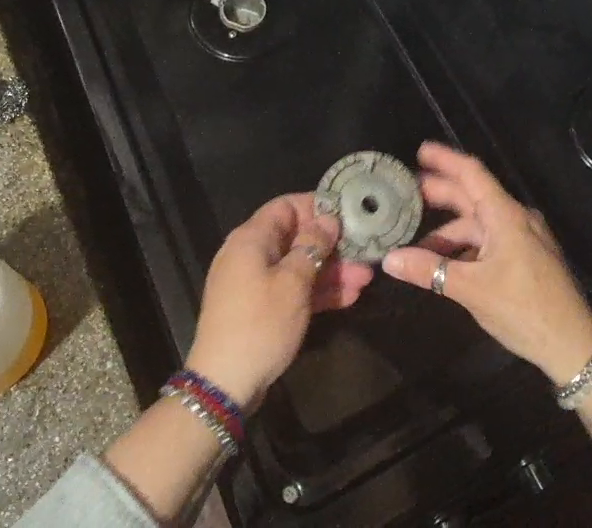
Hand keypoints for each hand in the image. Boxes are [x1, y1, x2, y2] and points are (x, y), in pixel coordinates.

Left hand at [185, 193, 374, 408]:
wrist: (225, 383)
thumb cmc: (260, 324)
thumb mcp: (292, 283)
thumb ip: (312, 248)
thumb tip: (327, 220)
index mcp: (251, 239)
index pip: (285, 207)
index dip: (317, 207)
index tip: (349, 214)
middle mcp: (250, 255)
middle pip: (295, 239)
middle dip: (331, 246)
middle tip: (365, 253)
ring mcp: (254, 284)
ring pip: (297, 267)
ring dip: (330, 271)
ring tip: (366, 278)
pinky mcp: (260, 309)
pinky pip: (292, 290)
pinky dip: (317, 292)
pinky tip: (349, 297)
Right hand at [382, 142, 591, 385]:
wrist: (573, 346)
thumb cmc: (524, 309)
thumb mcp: (471, 289)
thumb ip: (429, 271)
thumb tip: (390, 259)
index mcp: (505, 216)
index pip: (472, 174)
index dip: (445, 159)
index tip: (420, 151)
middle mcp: (515, 220)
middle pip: (472, 196)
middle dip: (440, 193)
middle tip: (406, 192)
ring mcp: (523, 240)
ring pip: (478, 224)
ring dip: (448, 231)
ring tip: (415, 240)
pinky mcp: (525, 259)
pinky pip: (488, 242)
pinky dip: (464, 247)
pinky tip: (444, 263)